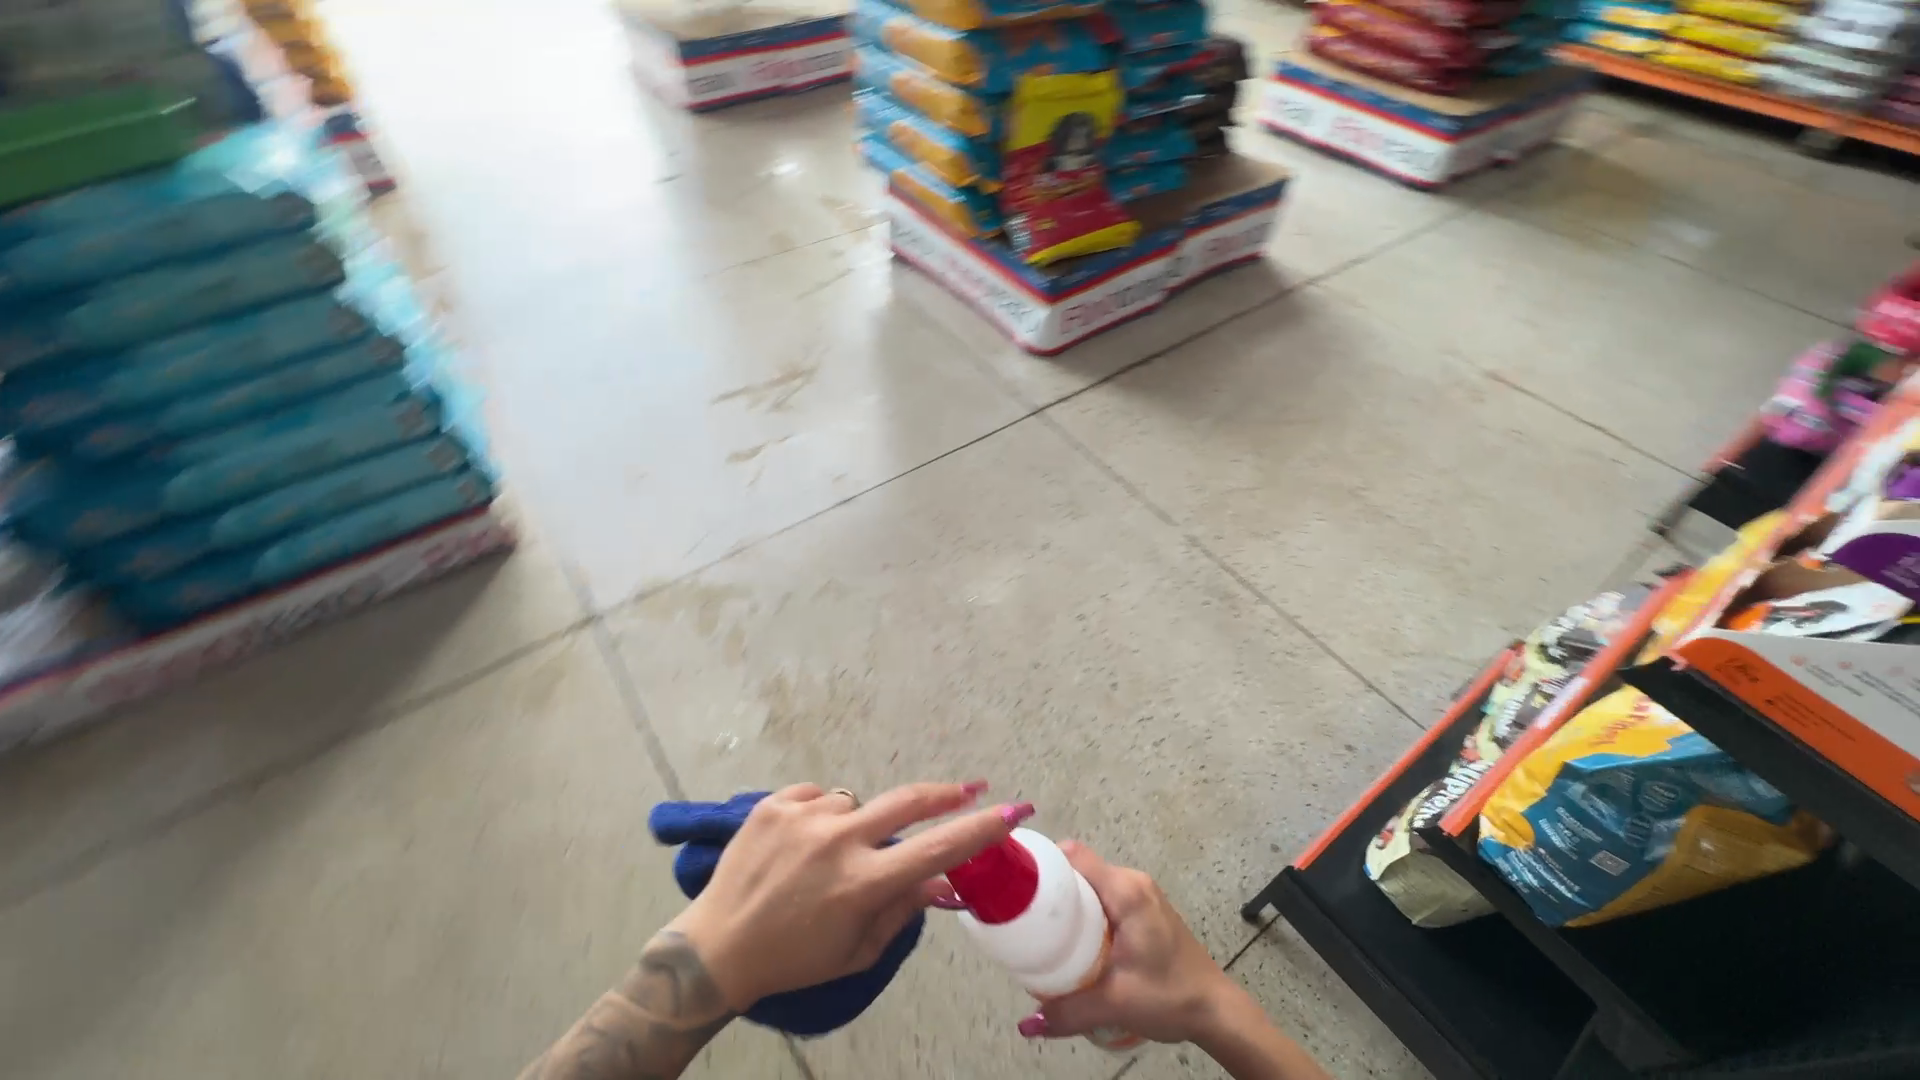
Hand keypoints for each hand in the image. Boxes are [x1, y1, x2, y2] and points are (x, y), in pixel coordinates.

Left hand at [668, 781, 1031, 1008]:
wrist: (716, 948)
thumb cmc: (794, 959)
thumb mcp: (856, 950)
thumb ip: (903, 910)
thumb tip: (943, 880)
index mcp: (862, 884)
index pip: (937, 849)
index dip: (981, 829)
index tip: (1013, 809)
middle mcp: (838, 842)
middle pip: (908, 800)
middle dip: (946, 793)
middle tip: (968, 789)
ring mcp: (803, 817)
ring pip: (854, 802)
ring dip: (857, 822)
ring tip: (832, 853)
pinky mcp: (773, 804)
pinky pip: (816, 795)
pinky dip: (820, 814)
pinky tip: (804, 841)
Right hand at [1018, 841, 1237, 1044]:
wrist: (1217, 1011)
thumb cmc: (1169, 996)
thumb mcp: (1115, 1003)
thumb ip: (1069, 1011)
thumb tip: (1027, 1023)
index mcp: (1125, 891)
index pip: (1075, 855)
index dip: (1043, 863)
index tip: (1018, 886)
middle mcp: (1133, 882)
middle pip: (1080, 868)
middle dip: (1051, 889)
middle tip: (1026, 917)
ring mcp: (1143, 893)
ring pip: (1093, 883)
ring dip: (1070, 902)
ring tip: (1045, 932)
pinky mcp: (1147, 909)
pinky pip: (1106, 896)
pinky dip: (1087, 910)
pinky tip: (1076, 941)